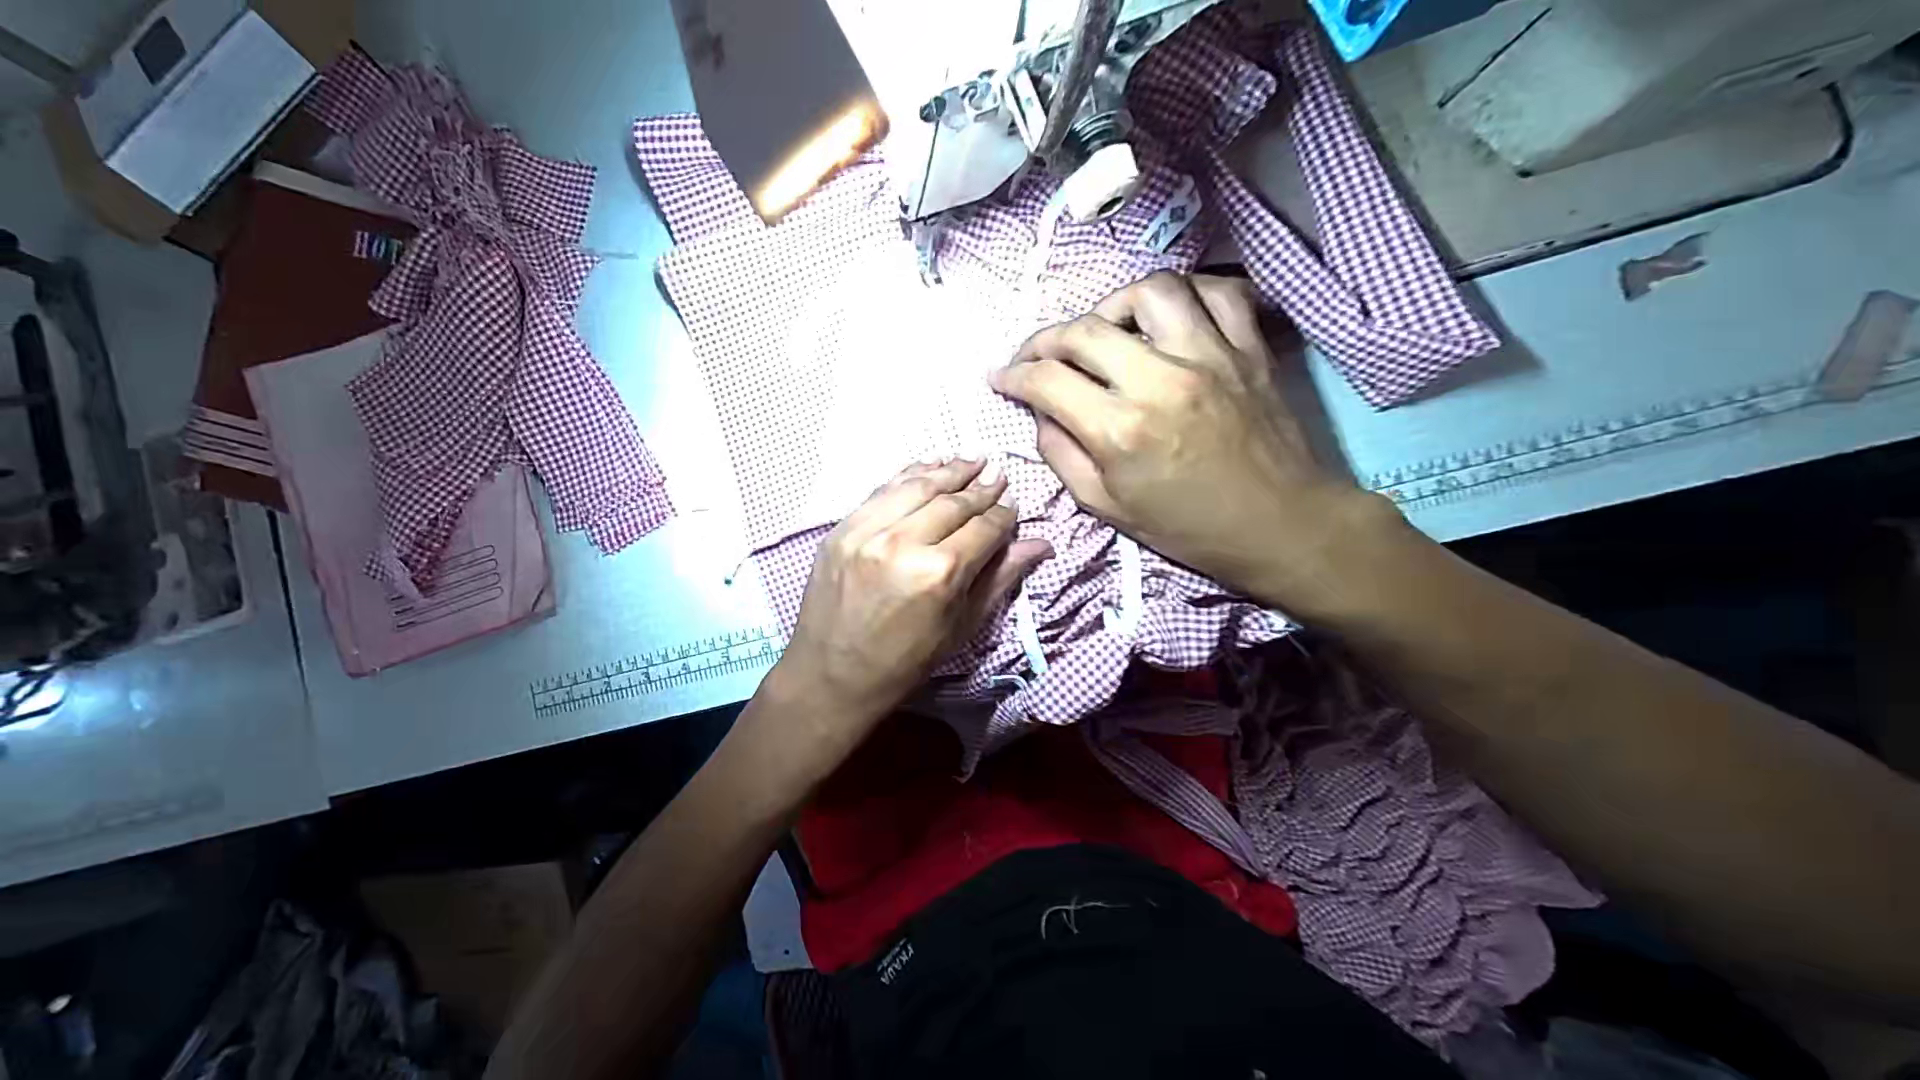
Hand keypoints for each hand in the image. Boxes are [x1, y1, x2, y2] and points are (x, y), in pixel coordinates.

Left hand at [763, 458, 1052, 765]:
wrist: (832, 674)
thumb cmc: (906, 662)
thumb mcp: (962, 627)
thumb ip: (1000, 578)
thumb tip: (1041, 544)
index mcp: (939, 574)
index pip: (983, 529)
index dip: (1003, 514)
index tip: (1013, 503)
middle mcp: (903, 543)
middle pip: (953, 503)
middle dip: (980, 488)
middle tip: (998, 474)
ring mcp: (867, 531)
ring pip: (918, 486)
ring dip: (948, 470)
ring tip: (971, 460)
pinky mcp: (842, 528)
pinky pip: (882, 490)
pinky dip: (908, 474)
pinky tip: (929, 465)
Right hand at [990, 272, 1397, 610]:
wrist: (1279, 526)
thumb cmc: (1188, 528)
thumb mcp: (1107, 508)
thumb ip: (1062, 455)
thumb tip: (1041, 413)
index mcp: (1120, 430)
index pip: (1046, 380)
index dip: (1012, 376)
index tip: (1002, 378)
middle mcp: (1160, 380)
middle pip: (1084, 330)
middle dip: (1044, 339)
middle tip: (1039, 356)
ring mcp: (1210, 356)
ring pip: (1150, 291)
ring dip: (1114, 304)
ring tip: (1107, 328)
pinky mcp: (1248, 347)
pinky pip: (1218, 291)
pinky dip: (1188, 293)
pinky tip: (1170, 316)